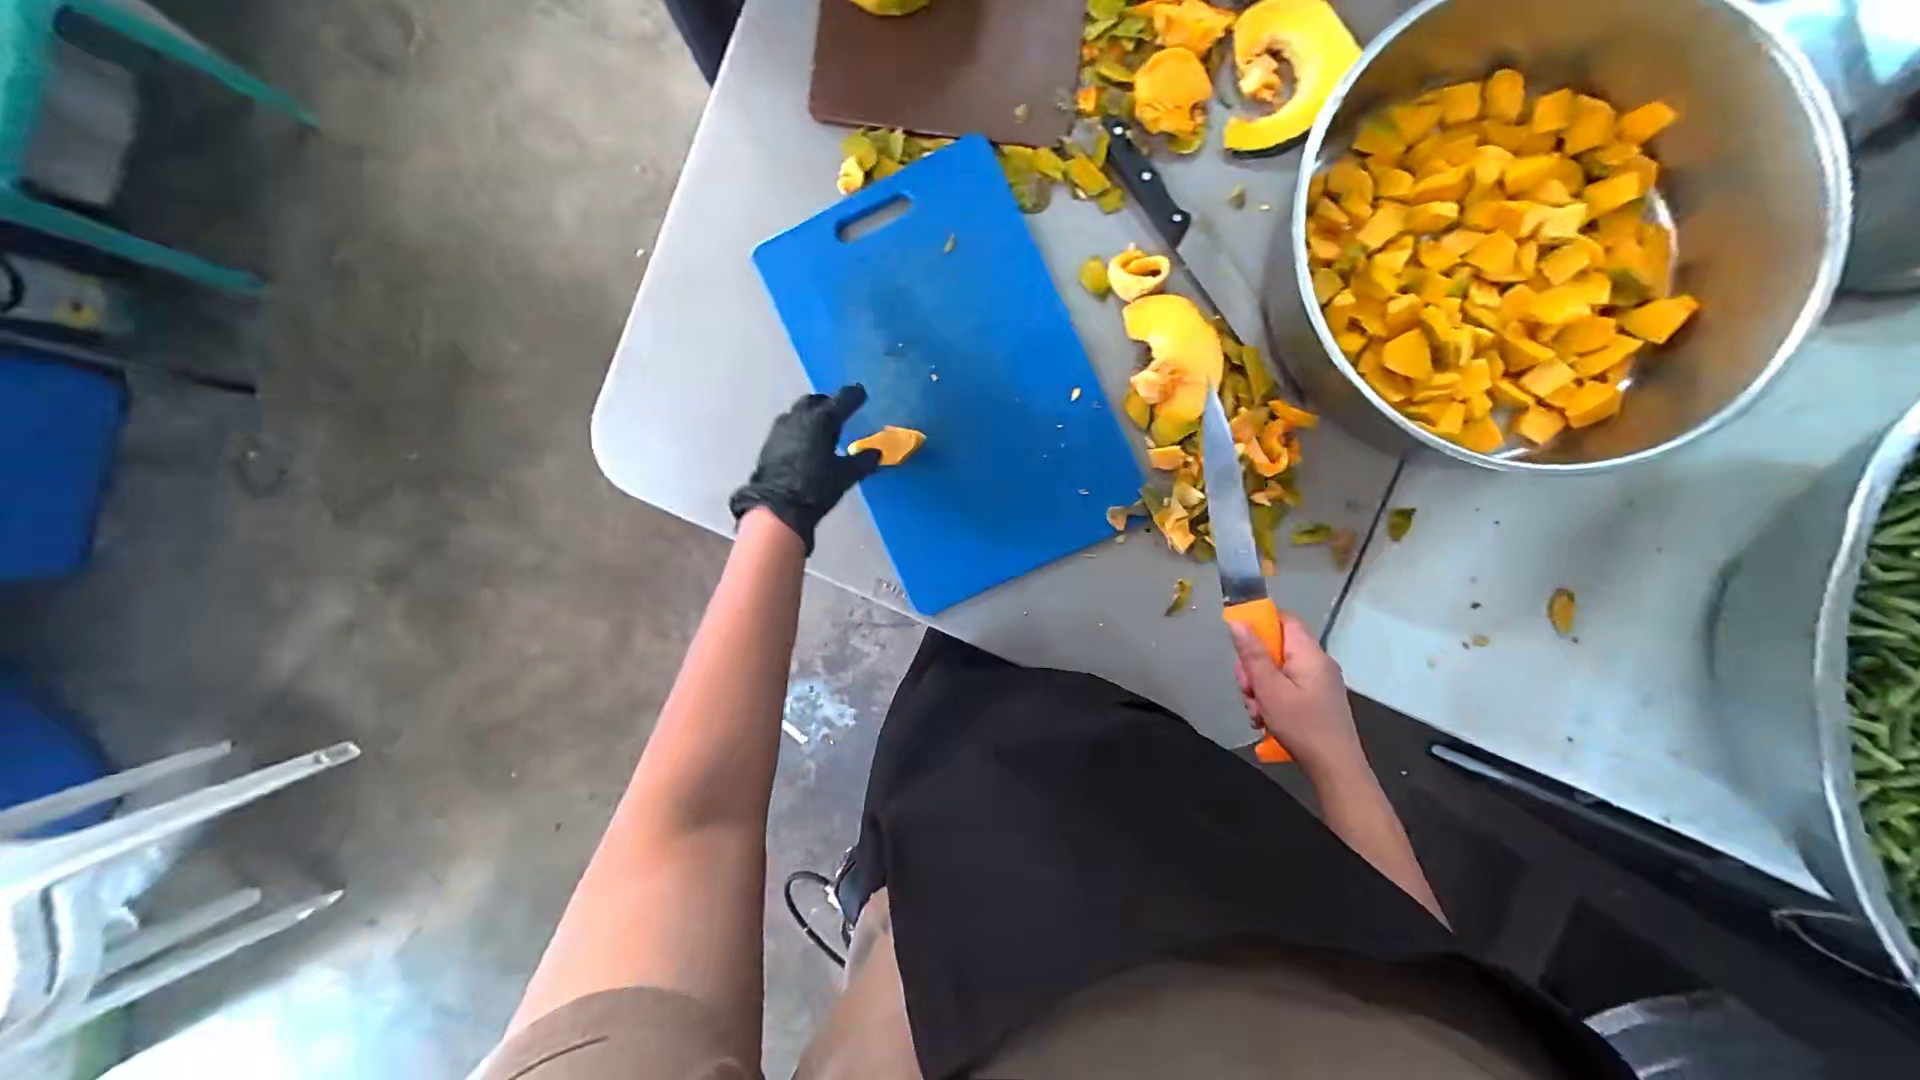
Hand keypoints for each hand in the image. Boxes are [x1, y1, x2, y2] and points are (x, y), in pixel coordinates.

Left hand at [728, 385, 881, 553]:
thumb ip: (863, 461)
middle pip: (815, 401)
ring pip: (798, 413)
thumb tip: (876, 454)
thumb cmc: (816, 487)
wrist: (777, 507)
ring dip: (811, 416)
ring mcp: (780, 429)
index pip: (842, 400)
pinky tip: (805, 445)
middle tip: (840, 413)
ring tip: (822, 431)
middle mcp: (799, 418)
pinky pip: (788, 427)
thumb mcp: (846, 475)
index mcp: (821, 421)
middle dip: (828, 404)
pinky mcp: (769, 443)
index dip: (854, 396)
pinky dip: (799, 430)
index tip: (861, 393)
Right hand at [1229, 614, 1366, 779]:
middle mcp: (1317, 663)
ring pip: (1277, 671)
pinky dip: (1272, 699)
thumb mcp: (1268, 688)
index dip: (1260, 623)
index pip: (1283, 619)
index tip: (1240, 642)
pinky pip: (1287, 687)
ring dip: (1260, 688)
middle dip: (1254, 667)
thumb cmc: (1301, 724)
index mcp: (1309, 654)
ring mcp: (1318, 682)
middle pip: (1276, 649)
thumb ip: (1252, 654)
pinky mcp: (1316, 699)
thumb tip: (1238, 622)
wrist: (1334, 767)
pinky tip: (1265, 719)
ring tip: (1257, 711)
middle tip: (1248, 688)